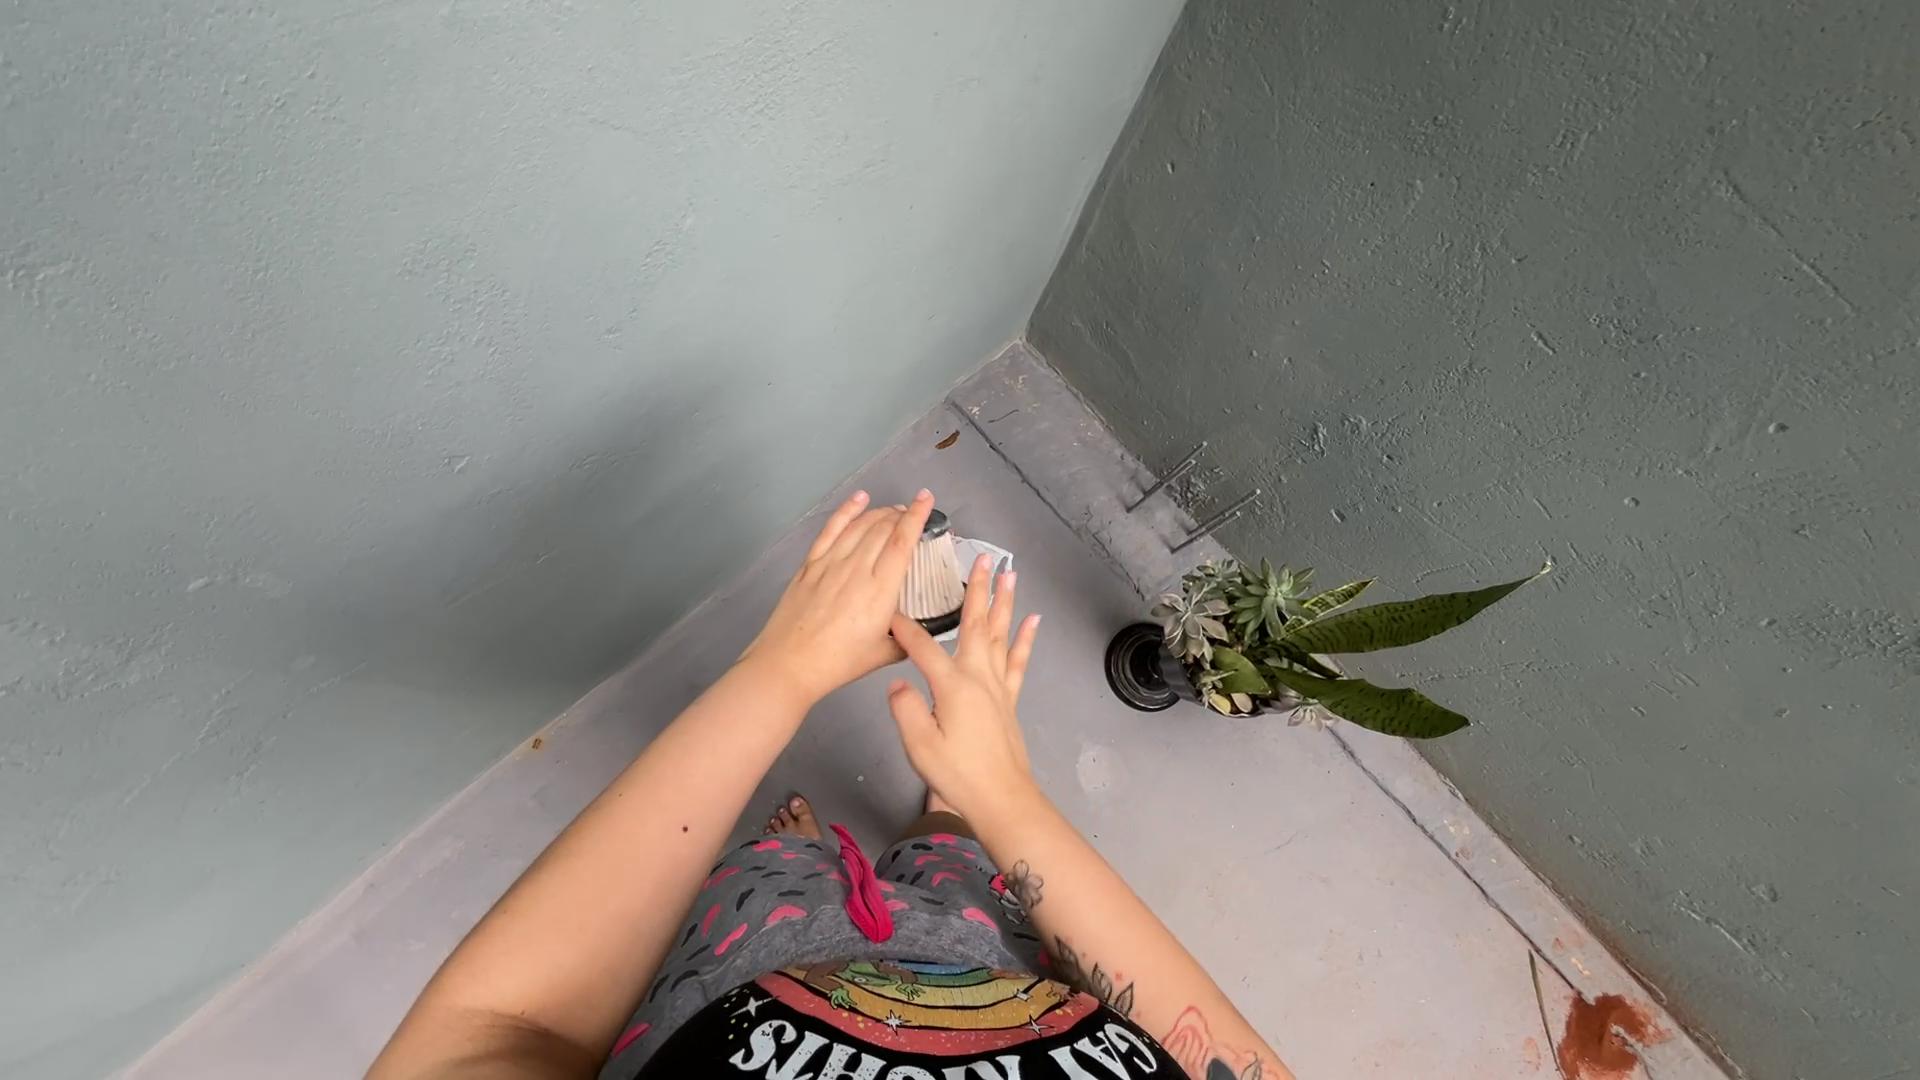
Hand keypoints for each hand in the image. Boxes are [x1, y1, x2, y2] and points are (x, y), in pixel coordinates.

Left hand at [739, 489, 933, 704]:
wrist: (790, 663)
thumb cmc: (837, 662)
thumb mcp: (884, 654)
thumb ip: (907, 639)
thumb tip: (920, 633)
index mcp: (880, 589)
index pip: (902, 541)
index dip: (917, 516)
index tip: (926, 499)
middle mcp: (857, 569)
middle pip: (883, 527)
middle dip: (901, 514)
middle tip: (912, 513)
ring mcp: (831, 563)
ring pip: (860, 525)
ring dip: (879, 512)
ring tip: (892, 510)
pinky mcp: (811, 564)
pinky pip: (831, 529)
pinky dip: (846, 511)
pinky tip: (858, 499)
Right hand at [886, 553, 1043, 820]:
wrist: (1001, 799)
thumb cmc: (958, 774)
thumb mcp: (919, 744)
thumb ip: (906, 708)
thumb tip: (900, 683)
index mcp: (952, 685)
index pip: (923, 647)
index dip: (905, 630)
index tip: (891, 614)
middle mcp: (979, 677)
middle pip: (977, 624)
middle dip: (977, 589)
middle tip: (983, 558)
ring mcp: (998, 686)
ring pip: (1001, 634)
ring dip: (1004, 602)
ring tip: (1010, 574)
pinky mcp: (1009, 699)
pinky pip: (1019, 661)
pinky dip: (1025, 639)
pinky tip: (1032, 620)